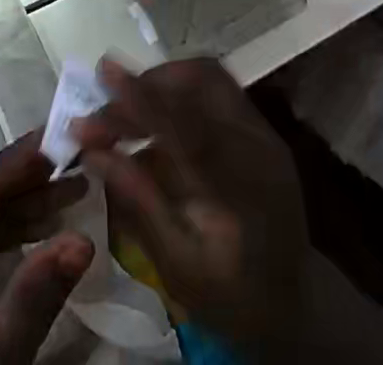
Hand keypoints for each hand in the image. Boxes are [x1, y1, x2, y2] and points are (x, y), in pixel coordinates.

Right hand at [74, 58, 309, 353]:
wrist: (291, 306)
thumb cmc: (227, 293)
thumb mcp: (176, 262)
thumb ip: (137, 199)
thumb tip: (91, 150)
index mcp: (241, 192)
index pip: (187, 127)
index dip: (142, 97)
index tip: (103, 75)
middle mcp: (259, 151)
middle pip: (201, 82)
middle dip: (146, 84)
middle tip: (104, 110)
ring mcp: (264, 136)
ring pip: (206, 77)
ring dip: (158, 83)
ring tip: (121, 109)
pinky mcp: (260, 131)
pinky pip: (212, 89)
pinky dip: (175, 91)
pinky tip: (150, 117)